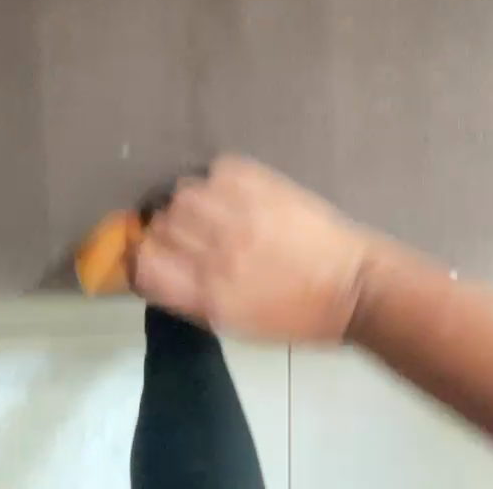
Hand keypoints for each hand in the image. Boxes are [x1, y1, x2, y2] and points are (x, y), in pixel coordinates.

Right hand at [132, 155, 377, 343]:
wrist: (353, 286)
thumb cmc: (295, 316)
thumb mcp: (235, 323)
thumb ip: (190, 295)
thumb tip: (156, 267)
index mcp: (208, 294)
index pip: (144, 263)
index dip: (140, 257)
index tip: (151, 254)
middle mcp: (216, 250)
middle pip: (159, 225)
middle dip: (165, 229)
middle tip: (188, 233)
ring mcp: (236, 211)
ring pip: (181, 192)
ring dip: (189, 202)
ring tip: (211, 210)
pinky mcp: (256, 181)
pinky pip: (214, 169)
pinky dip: (217, 180)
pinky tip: (232, 193)